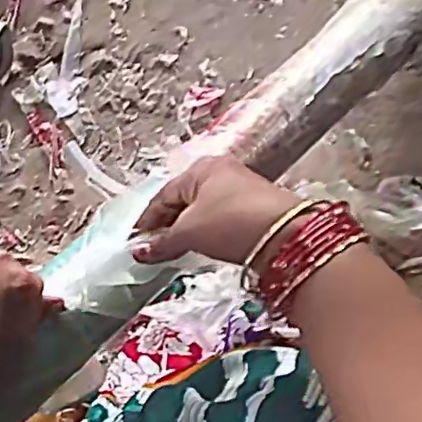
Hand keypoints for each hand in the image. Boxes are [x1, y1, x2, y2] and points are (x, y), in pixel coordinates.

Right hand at [129, 155, 300, 266]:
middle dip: (166, 225)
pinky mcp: (254, 210)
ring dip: (185, 231)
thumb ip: (161, 243)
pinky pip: (218, 220)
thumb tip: (138, 252)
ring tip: (173, 251)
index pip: (163, 196)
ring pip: (201, 212)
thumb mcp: (190, 233)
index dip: (147, 221)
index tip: (135, 242)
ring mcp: (239, 191)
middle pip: (183, 201)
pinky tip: (200, 248)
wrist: (286, 236)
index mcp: (201, 169)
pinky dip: (205, 234)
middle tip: (152, 249)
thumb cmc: (231, 223)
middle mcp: (221, 174)